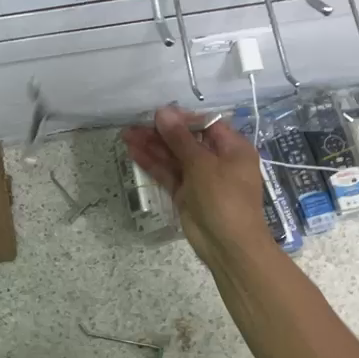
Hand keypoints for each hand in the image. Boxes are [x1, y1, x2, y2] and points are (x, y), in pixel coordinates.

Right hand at [123, 106, 271, 264]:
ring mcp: (200, 178)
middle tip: (134, 124)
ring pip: (173, 157)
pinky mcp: (185, 194)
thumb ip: (180, 138)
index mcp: (232, 148)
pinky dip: (152, 163)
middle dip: (160, 132)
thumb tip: (163, 112)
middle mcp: (217, 160)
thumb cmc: (224, 198)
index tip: (157, 113)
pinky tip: (133, 152)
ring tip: (126, 134)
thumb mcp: (202, 164)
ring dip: (152, 146)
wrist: (229, 245)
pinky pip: (168, 173)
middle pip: (186, 140)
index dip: (181, 118)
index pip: (205, 124)